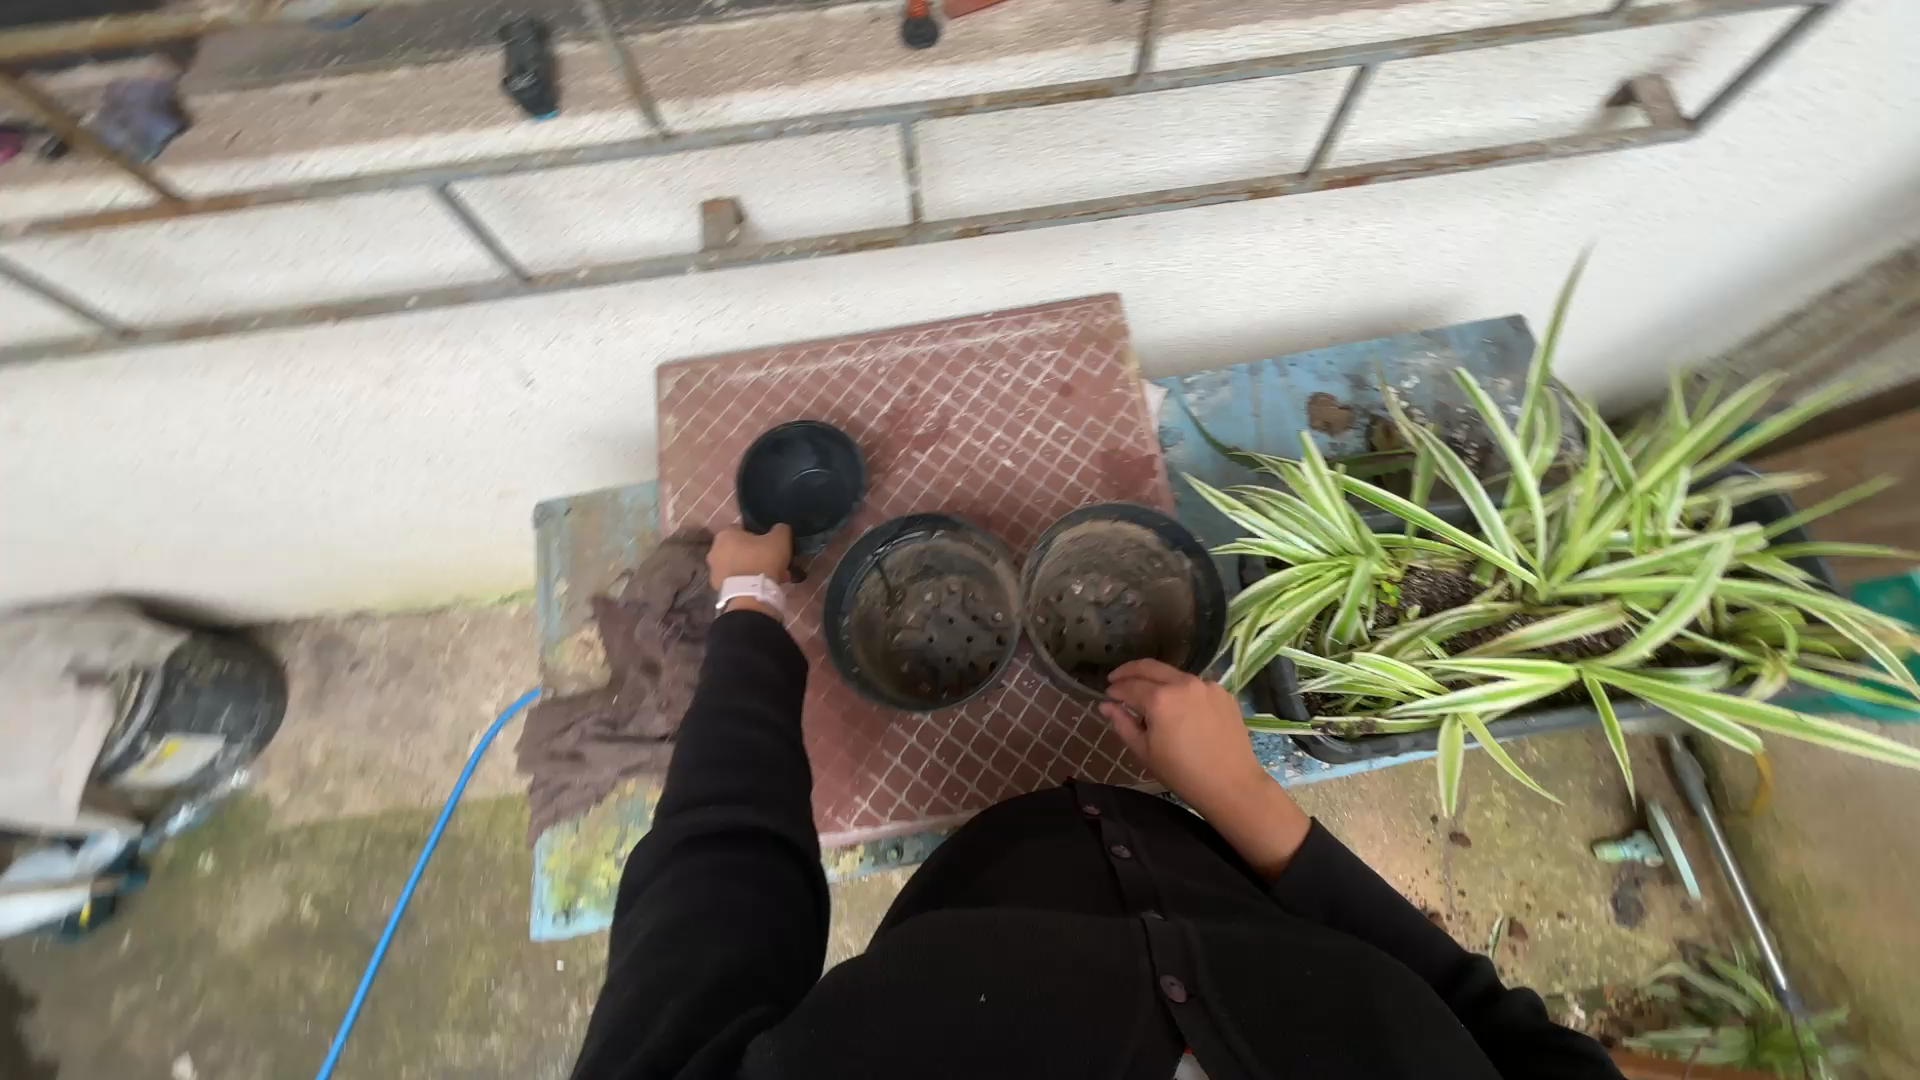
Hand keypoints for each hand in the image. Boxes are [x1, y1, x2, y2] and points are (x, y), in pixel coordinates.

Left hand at [707, 524, 792, 587]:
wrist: (751, 594)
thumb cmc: (762, 559)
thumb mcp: (780, 539)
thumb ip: (780, 529)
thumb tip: (780, 528)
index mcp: (725, 534)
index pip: (742, 529)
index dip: (758, 535)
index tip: (769, 544)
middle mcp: (714, 550)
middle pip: (739, 548)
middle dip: (754, 554)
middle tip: (771, 561)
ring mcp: (714, 570)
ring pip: (738, 565)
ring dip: (752, 568)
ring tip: (771, 576)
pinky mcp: (718, 587)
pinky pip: (736, 580)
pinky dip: (747, 582)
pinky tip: (762, 586)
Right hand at [1100, 658, 1309, 878]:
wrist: (1232, 785)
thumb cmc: (1182, 773)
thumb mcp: (1145, 751)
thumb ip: (1122, 723)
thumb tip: (1106, 705)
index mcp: (1159, 699)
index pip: (1128, 686)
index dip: (1114, 690)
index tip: (1107, 695)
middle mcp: (1182, 683)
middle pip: (1148, 666)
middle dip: (1128, 671)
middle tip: (1116, 679)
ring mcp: (1205, 685)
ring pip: (1172, 673)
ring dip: (1154, 678)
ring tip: (1146, 693)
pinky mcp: (1222, 692)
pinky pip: (1193, 684)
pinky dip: (1179, 688)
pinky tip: (1176, 704)